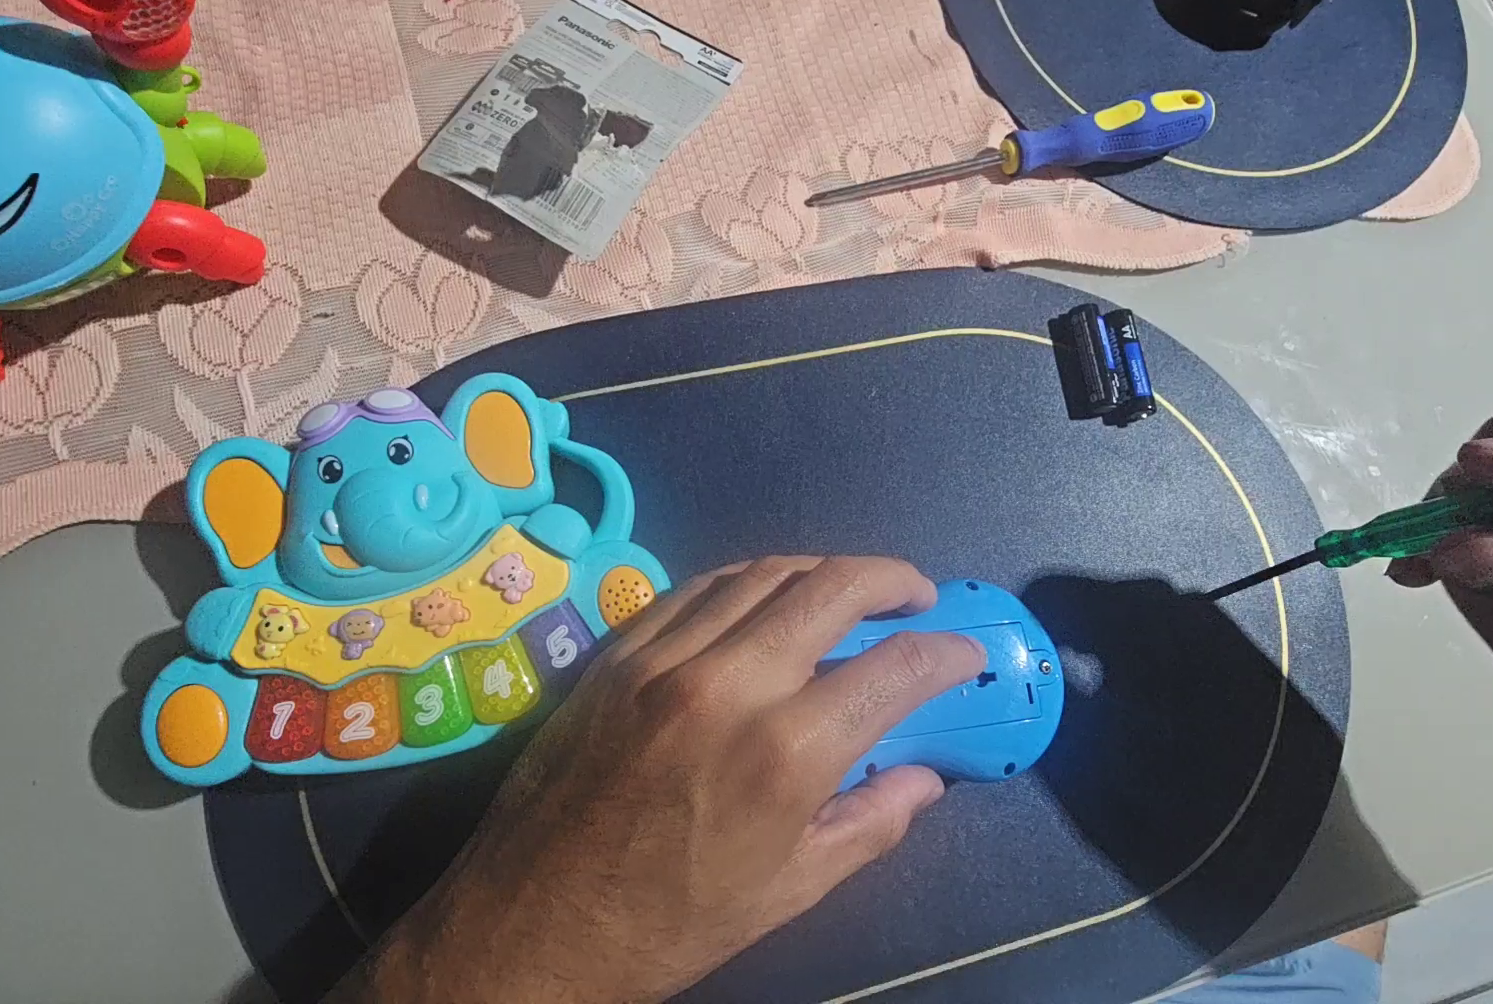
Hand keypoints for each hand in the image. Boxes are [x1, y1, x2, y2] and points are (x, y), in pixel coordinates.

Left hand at [329, 556, 985, 1003]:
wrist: (530, 922)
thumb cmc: (670, 921)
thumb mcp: (789, 890)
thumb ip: (871, 822)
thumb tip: (926, 777)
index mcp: (782, 754)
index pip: (893, 670)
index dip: (944, 652)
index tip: (962, 651)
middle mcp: (729, 683)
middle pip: (831, 588)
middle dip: (890, 578)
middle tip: (915, 593)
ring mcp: (666, 654)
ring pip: (766, 571)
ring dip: (822, 569)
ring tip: (850, 588)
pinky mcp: (622, 647)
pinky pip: (702, 585)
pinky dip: (752, 578)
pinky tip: (769, 594)